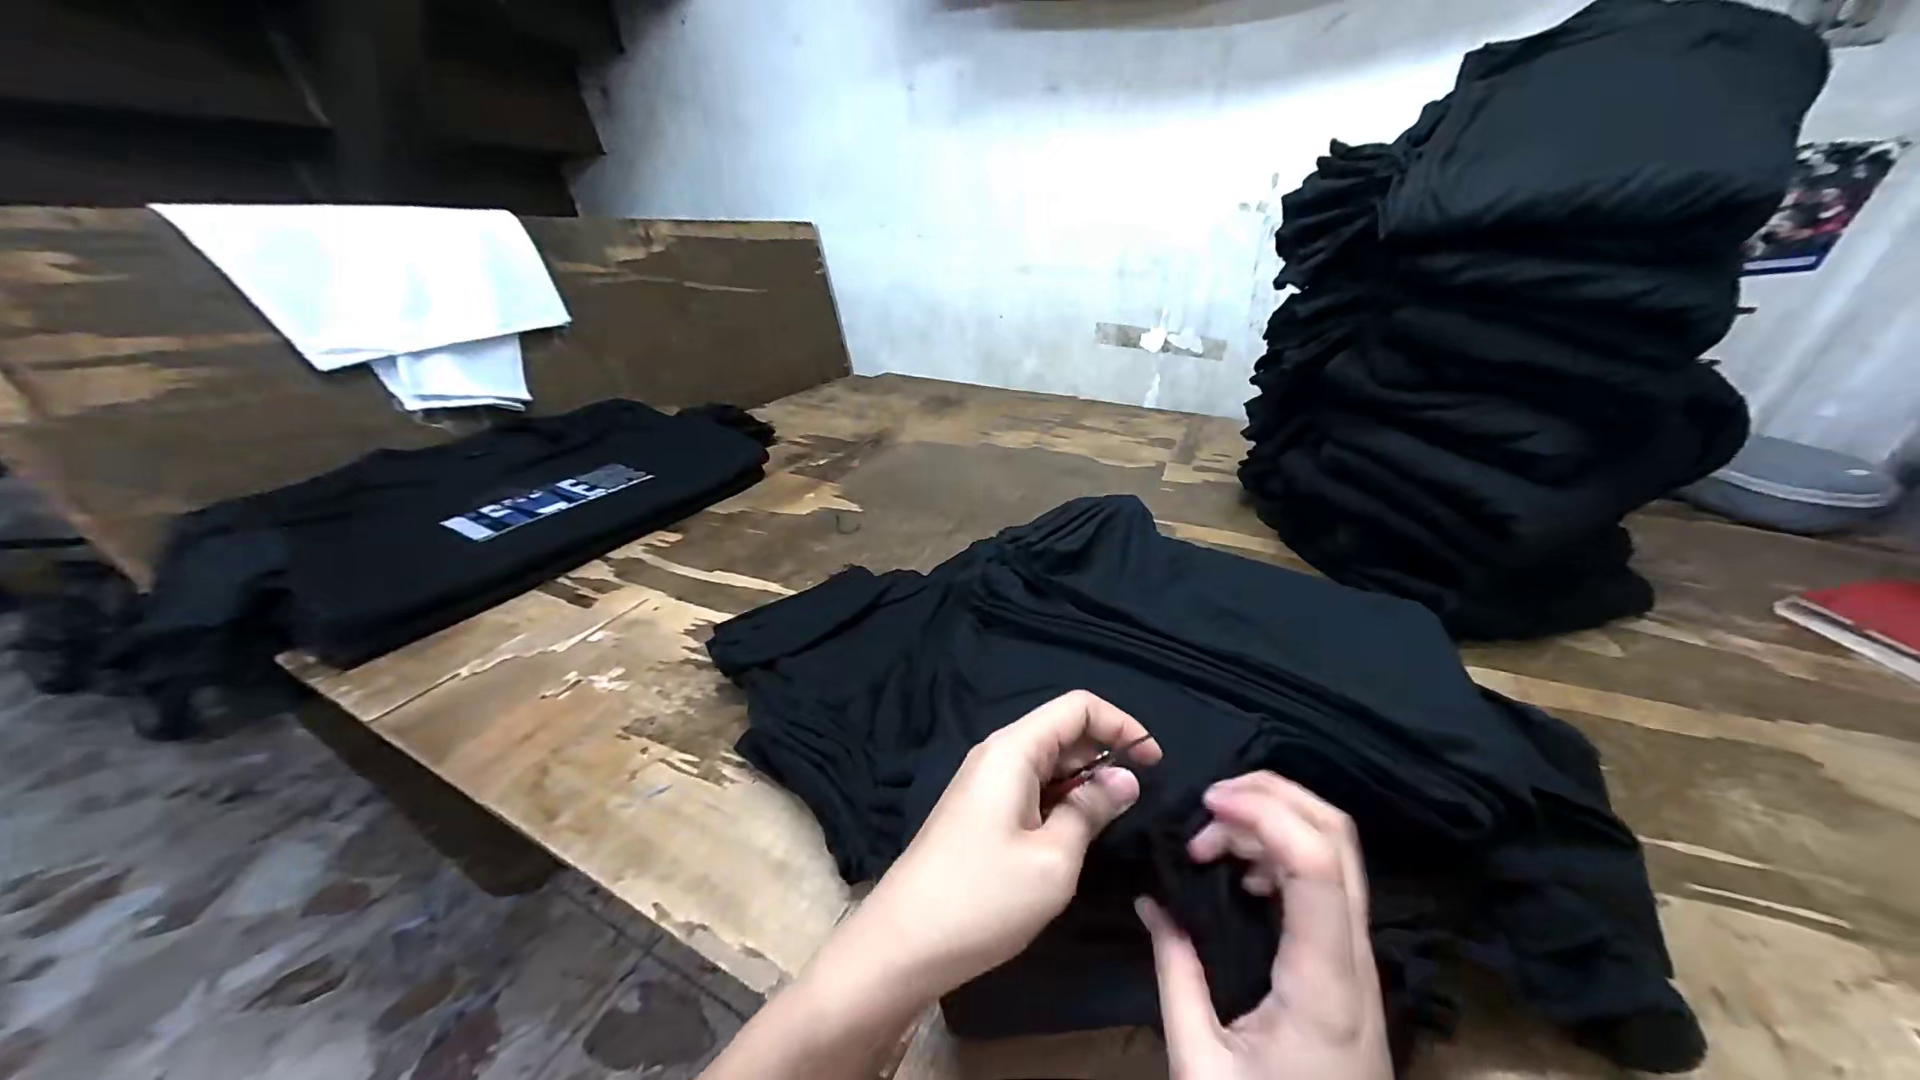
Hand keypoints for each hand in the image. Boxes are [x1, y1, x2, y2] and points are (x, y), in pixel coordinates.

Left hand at [841, 690, 1162, 998]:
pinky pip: (1031, 787)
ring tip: (1114, 818)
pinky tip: (1076, 831)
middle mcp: (996, 754)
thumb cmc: (984, 897)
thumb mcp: (1054, 858)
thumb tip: (1124, 779)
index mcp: (1013, 750)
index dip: (1121, 724)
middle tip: (1141, 797)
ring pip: (1048, 762)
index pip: (1077, 707)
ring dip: (1085, 780)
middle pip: (1062, 731)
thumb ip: (1092, 810)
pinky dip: (1062, 798)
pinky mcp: (980, 810)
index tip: (1155, 761)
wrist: (904, 942)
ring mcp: (984, 783)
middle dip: (1106, 753)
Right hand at [1136, 772, 1391, 1079]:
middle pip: (1336, 836)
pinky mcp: (1348, 960)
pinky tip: (1242, 872)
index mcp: (1322, 983)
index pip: (1317, 866)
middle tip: (1207, 805)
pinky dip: (1280, 848)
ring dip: (1270, 820)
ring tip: (1211, 844)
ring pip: (1333, 847)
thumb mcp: (1203, 1064)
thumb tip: (1151, 903)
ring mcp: (1358, 956)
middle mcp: (1355, 956)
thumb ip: (1176, 972)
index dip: (1265, 814)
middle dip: (1271, 795)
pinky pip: (1324, 876)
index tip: (1207, 805)